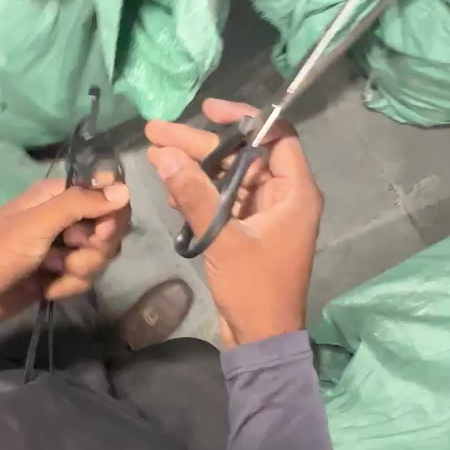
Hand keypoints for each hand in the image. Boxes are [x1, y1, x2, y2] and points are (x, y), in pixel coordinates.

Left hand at [0, 177, 132, 329]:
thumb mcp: (37, 224)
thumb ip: (79, 204)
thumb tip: (124, 190)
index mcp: (56, 195)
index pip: (106, 194)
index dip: (111, 214)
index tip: (101, 231)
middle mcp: (64, 217)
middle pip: (109, 228)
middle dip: (95, 248)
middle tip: (69, 253)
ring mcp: (63, 247)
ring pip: (99, 256)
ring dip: (79, 269)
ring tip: (51, 272)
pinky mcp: (60, 273)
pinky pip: (85, 277)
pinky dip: (68, 285)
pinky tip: (47, 288)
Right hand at [146, 98, 322, 345]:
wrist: (262, 339)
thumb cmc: (254, 288)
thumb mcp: (222, 239)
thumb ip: (194, 195)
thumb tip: (164, 154)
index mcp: (294, 192)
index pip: (276, 137)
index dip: (243, 118)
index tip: (207, 110)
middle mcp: (283, 197)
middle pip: (242, 157)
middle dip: (200, 145)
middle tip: (157, 133)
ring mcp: (264, 215)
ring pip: (228, 178)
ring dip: (194, 169)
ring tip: (155, 156)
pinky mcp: (246, 231)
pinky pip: (222, 201)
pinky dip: (199, 194)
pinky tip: (171, 189)